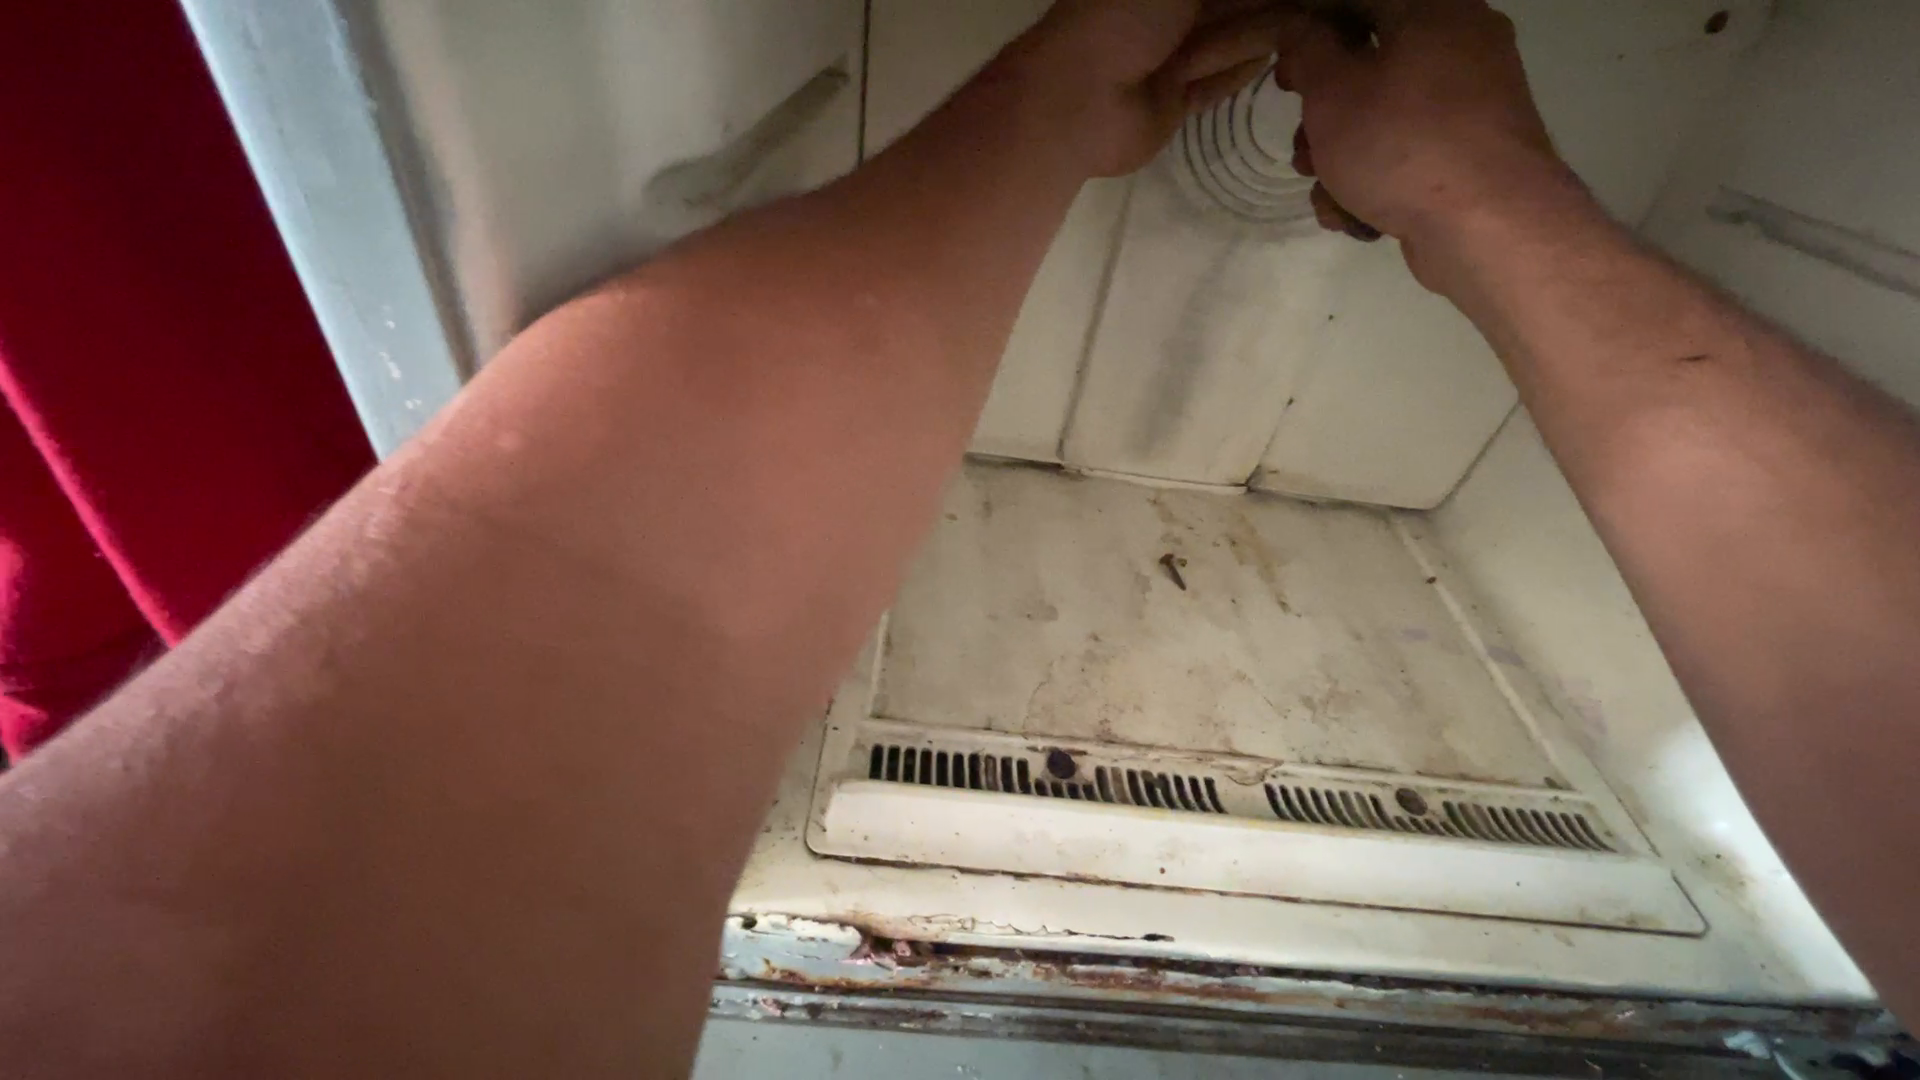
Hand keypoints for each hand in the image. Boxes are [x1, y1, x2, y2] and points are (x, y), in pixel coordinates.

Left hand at [1021, 0, 1296, 177]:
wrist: (1075, 102)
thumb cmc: (1120, 17)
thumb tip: (1246, 7)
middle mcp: (1163, 17)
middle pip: (1225, 6)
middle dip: (1259, 4)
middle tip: (1312, 5)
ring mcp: (1165, 63)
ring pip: (1223, 42)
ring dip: (1258, 30)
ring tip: (1307, 21)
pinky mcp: (1169, 109)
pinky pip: (1211, 88)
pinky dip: (1237, 73)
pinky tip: (1272, 60)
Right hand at [1274, 0, 1591, 287]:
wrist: (1485, 220)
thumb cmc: (1401, 145)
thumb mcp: (1332, 94)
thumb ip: (1307, 52)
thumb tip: (1300, 28)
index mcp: (1433, 10)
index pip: (1359, 4)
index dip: (1312, 36)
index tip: (1284, 78)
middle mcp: (1461, 45)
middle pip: (1370, 70)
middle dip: (1323, 119)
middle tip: (1303, 152)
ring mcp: (1471, 104)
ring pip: (1382, 121)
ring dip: (1341, 161)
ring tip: (1328, 195)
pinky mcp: (1469, 155)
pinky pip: (1407, 155)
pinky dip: (1375, 183)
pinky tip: (1357, 217)